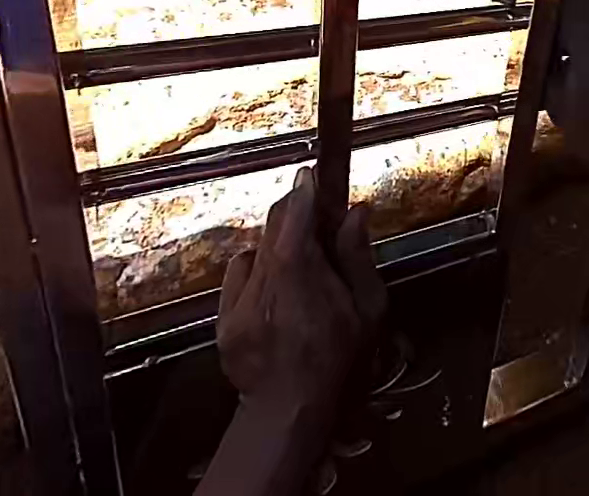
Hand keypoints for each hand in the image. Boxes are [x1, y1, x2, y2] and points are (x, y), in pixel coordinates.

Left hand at [218, 168, 386, 418]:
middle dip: (295, 213)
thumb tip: (356, 210)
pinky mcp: (221, 318)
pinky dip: (258, 265)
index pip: (294, 225)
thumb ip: (358, 256)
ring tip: (300, 261)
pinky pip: (239, 270)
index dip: (302, 195)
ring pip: (257, 247)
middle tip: (318, 218)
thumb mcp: (367, 308)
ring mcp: (236, 304)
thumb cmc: (340, 358)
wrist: (290, 412)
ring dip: (279, 241)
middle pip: (272, 228)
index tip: (310, 175)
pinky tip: (275, 284)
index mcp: (301, 285)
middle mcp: (263, 289)